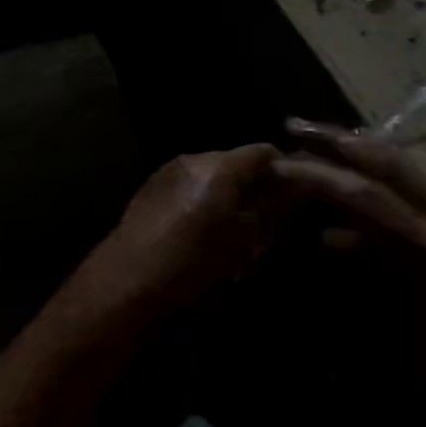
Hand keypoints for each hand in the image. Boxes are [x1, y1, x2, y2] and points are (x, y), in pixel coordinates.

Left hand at [77, 144, 290, 315]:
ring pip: (212, 171)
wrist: (131, 275)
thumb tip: (286, 194)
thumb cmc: (193, 262)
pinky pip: (190, 180)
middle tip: (265, 216)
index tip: (294, 189)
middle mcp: (195, 157)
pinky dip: (204, 194)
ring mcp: (170, 168)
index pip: (262, 152)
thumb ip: (268, 211)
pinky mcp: (154, 182)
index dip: (282, 167)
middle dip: (253, 183)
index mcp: (220, 167)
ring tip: (233, 227)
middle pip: (235, 160)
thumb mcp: (242, 242)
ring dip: (227, 190)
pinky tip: (202, 226)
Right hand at [275, 120, 425, 409]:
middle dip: (340, 141)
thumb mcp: (421, 346)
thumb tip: (330, 239)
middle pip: (394, 163)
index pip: (369, 198)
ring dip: (367, 155)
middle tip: (296, 125)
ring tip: (327, 143)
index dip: (318, 177)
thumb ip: (376, 279)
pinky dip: (396, 185)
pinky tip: (374, 193)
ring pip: (417, 170)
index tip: (277, 163)